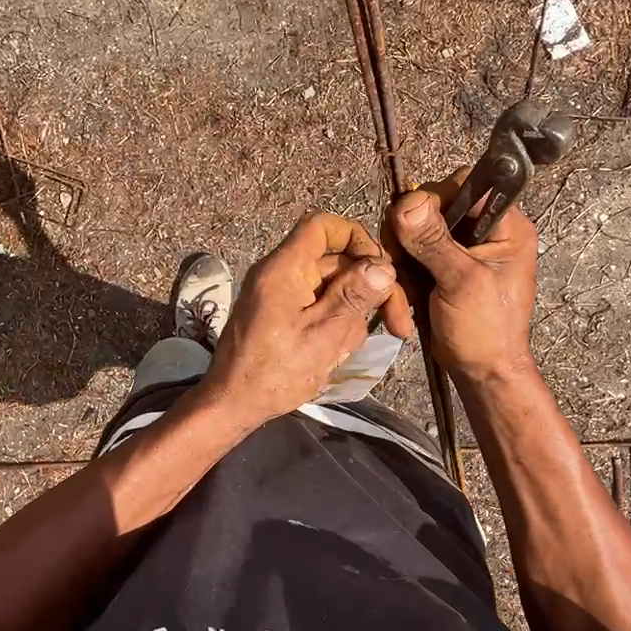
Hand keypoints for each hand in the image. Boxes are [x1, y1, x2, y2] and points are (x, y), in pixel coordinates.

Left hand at [202, 213, 410, 426]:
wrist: (232, 404)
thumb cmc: (275, 372)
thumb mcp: (323, 335)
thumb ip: (353, 297)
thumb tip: (384, 265)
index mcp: (284, 268)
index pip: (323, 226)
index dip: (357, 238)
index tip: (382, 269)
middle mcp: (280, 274)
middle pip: (336, 262)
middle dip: (368, 290)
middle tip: (398, 324)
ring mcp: (280, 295)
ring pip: (333, 290)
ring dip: (350, 317)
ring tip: (344, 351)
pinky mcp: (281, 316)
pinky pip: (318, 309)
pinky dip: (333, 328)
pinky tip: (334, 356)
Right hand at [384, 168, 538, 380]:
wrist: (481, 372)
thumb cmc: (484, 330)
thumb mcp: (460, 282)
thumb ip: (434, 240)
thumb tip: (407, 203)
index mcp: (504, 225)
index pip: (467, 184)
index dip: (438, 198)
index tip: (419, 226)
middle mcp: (483, 230)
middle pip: (433, 205)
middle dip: (412, 234)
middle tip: (405, 263)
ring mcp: (460, 249)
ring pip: (415, 230)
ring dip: (403, 257)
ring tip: (405, 287)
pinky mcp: (441, 267)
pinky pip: (411, 253)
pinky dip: (403, 271)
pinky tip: (405, 294)